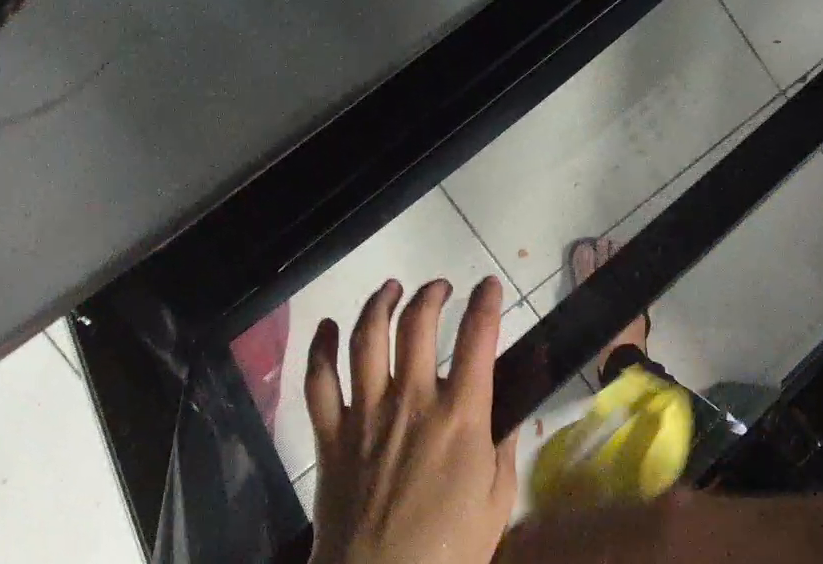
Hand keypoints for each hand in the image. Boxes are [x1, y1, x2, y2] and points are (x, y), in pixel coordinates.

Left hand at [304, 276, 519, 563]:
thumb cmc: (449, 551)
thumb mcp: (497, 502)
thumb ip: (503, 449)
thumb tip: (504, 413)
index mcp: (461, 415)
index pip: (479, 336)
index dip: (487, 302)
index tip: (490, 285)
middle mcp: (412, 400)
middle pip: (418, 324)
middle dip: (432, 294)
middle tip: (441, 287)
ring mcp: (365, 414)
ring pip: (367, 338)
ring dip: (380, 303)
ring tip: (392, 289)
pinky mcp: (330, 435)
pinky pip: (318, 380)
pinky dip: (319, 347)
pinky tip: (327, 326)